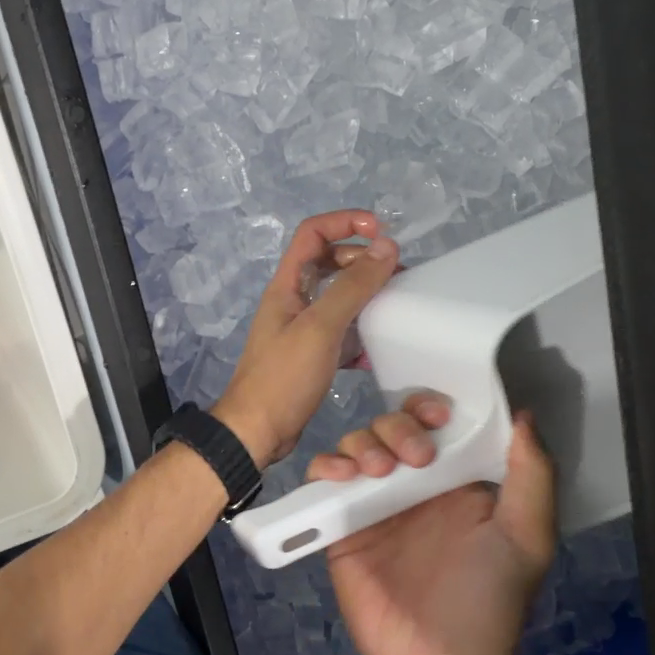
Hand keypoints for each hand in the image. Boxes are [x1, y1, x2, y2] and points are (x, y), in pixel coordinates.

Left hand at [211, 211, 398, 466]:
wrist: (257, 431)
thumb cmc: (283, 377)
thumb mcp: (320, 327)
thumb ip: (352, 287)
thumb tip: (386, 247)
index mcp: (286, 286)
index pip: (312, 233)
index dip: (345, 222)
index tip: (382, 232)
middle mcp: (293, 301)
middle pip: (329, 262)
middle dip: (363, 260)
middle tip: (397, 275)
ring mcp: (302, 329)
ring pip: (339, 298)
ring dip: (367, 297)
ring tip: (397, 307)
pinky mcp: (312, 356)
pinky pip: (342, 332)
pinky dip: (362, 334)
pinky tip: (381, 348)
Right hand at [315, 407, 556, 654]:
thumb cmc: (485, 598)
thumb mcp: (527, 537)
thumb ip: (531, 475)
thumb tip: (520, 415)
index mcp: (456, 485)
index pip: (437, 426)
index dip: (431, 407)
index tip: (435, 414)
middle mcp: (412, 486)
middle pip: (391, 425)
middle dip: (397, 426)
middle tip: (411, 459)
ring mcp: (372, 503)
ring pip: (355, 444)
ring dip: (362, 442)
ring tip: (375, 471)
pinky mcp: (338, 523)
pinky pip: (321, 479)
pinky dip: (325, 465)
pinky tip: (339, 476)